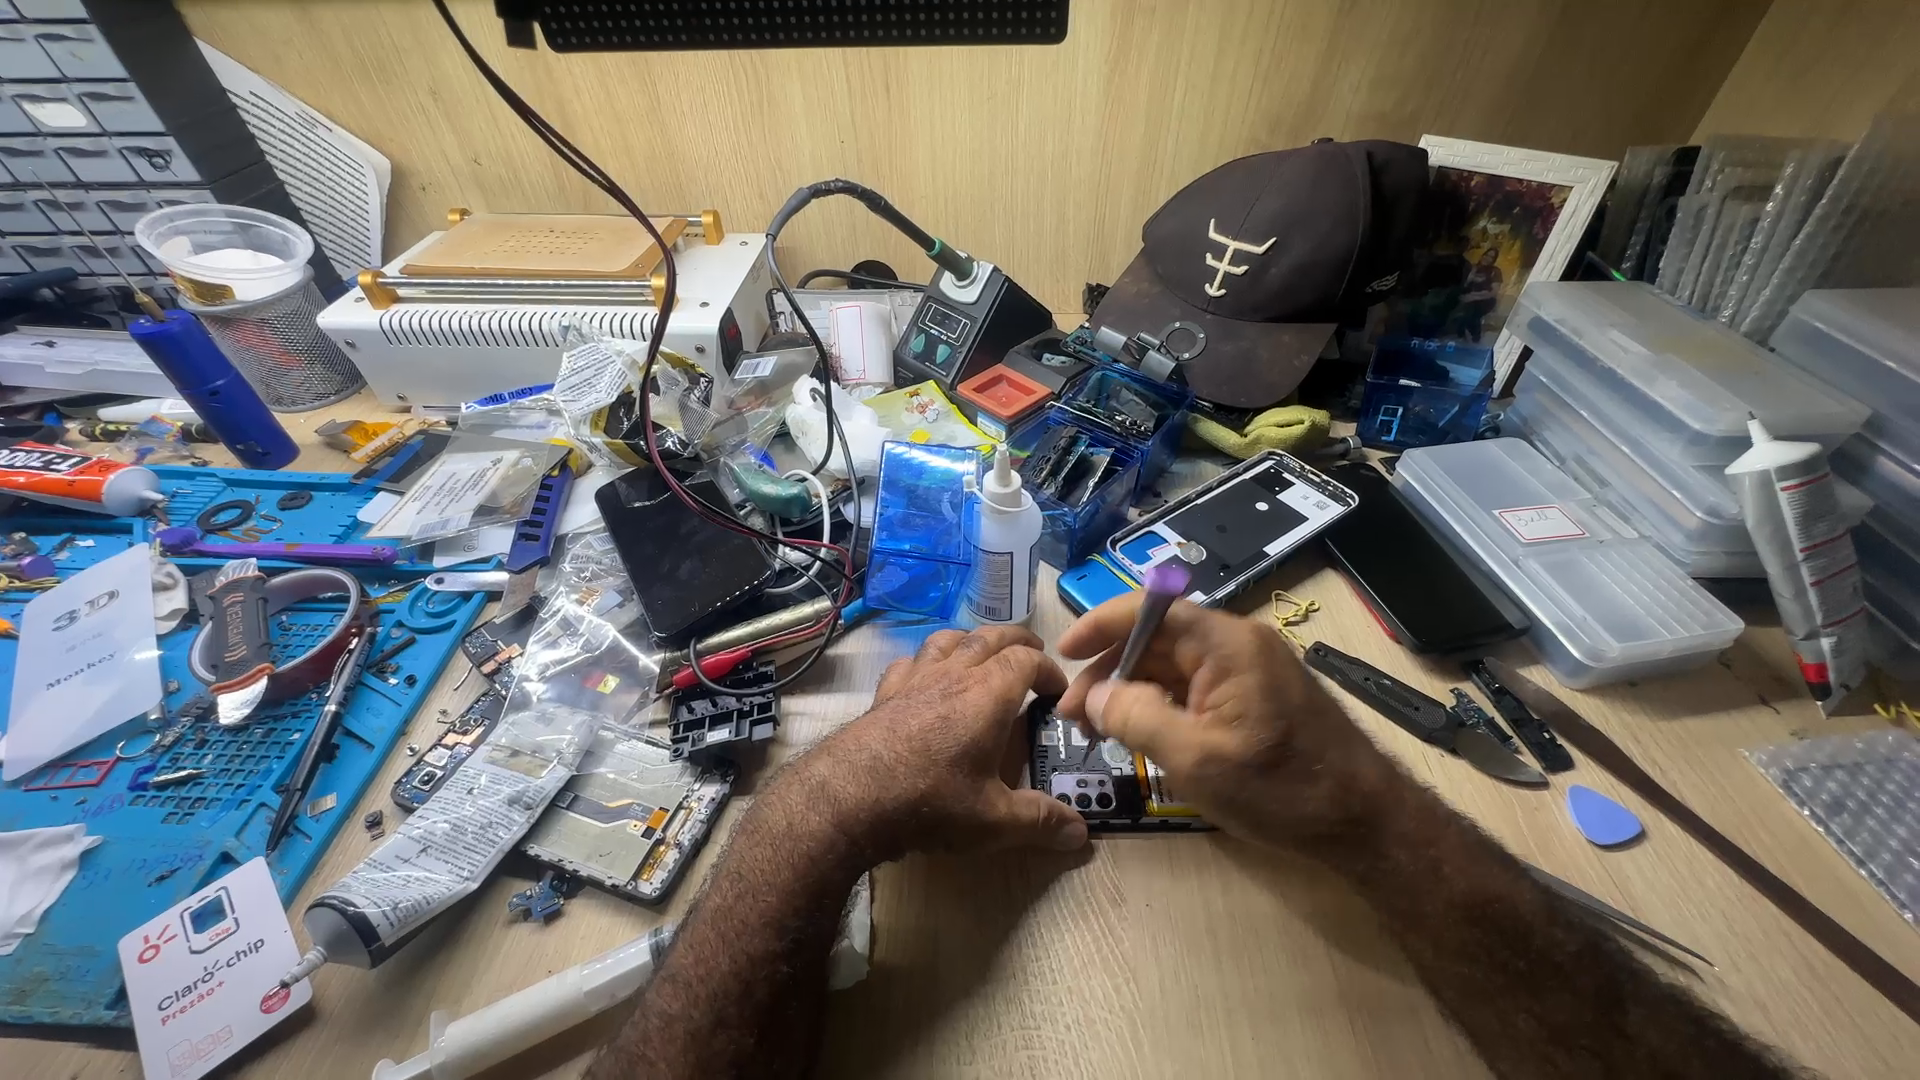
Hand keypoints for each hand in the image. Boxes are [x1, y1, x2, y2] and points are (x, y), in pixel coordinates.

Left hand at [779, 625, 1089, 863]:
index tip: (1059, 692)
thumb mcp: (994, 820)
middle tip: (1033, 655)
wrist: (850, 797)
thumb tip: (1082, 835)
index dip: (1049, 669)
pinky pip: (910, 661)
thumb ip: (1040, 822)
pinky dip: (926, 662)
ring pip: (949, 639)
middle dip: (1018, 641)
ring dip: (972, 640)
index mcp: (988, 694)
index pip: (1028, 659)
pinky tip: (926, 678)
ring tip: (983, 655)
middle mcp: (954, 674)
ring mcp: (915, 679)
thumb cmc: (931, 801)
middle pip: (991, 636)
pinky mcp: (885, 692)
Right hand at [1056, 595, 1403, 850]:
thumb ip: (1136, 718)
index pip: (1150, 610)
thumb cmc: (1282, 790)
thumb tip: (1093, 696)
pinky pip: (1194, 688)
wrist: (1367, 825)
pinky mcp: (1255, 697)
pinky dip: (1160, 705)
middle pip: (1156, 641)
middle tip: (1070, 715)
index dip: (1100, 624)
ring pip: (1172, 667)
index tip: (1064, 651)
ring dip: (1130, 692)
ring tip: (1095, 729)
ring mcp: (1248, 671)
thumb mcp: (1196, 758)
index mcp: (1226, 643)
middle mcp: (1236, 644)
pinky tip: (1138, 733)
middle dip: (1108, 672)